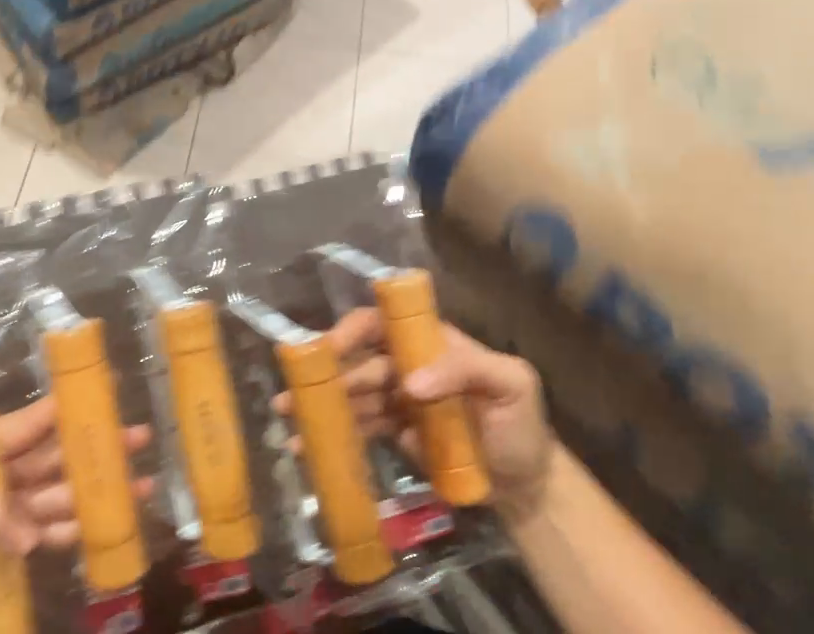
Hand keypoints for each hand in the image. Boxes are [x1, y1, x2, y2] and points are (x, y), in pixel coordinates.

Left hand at [0, 396, 154, 633]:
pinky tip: (114, 519)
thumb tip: (27, 531)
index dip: (51, 411)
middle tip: (137, 436)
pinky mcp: (15, 548)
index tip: (91, 395)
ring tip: (142, 482)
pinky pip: (55, 528)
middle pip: (44, 454)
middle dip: (88, 444)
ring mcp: (3, 516)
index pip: (10, 429)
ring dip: (96, 484)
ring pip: (57, 490)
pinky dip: (83, 523)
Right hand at [272, 309, 556, 510]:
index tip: (331, 348)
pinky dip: (331, 432)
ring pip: (350, 393)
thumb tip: (411, 383)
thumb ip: (467, 370)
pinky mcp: (392, 433)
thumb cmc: (522, 426)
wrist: (527, 488)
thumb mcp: (512, 386)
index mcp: (431, 344)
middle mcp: (407, 365)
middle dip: (326, 372)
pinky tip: (305, 443)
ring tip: (287, 413)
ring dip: (318, 400)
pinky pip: (356, 426)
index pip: (384, 324)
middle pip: (358, 360)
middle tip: (296, 389)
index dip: (354, 330)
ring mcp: (397, 400)